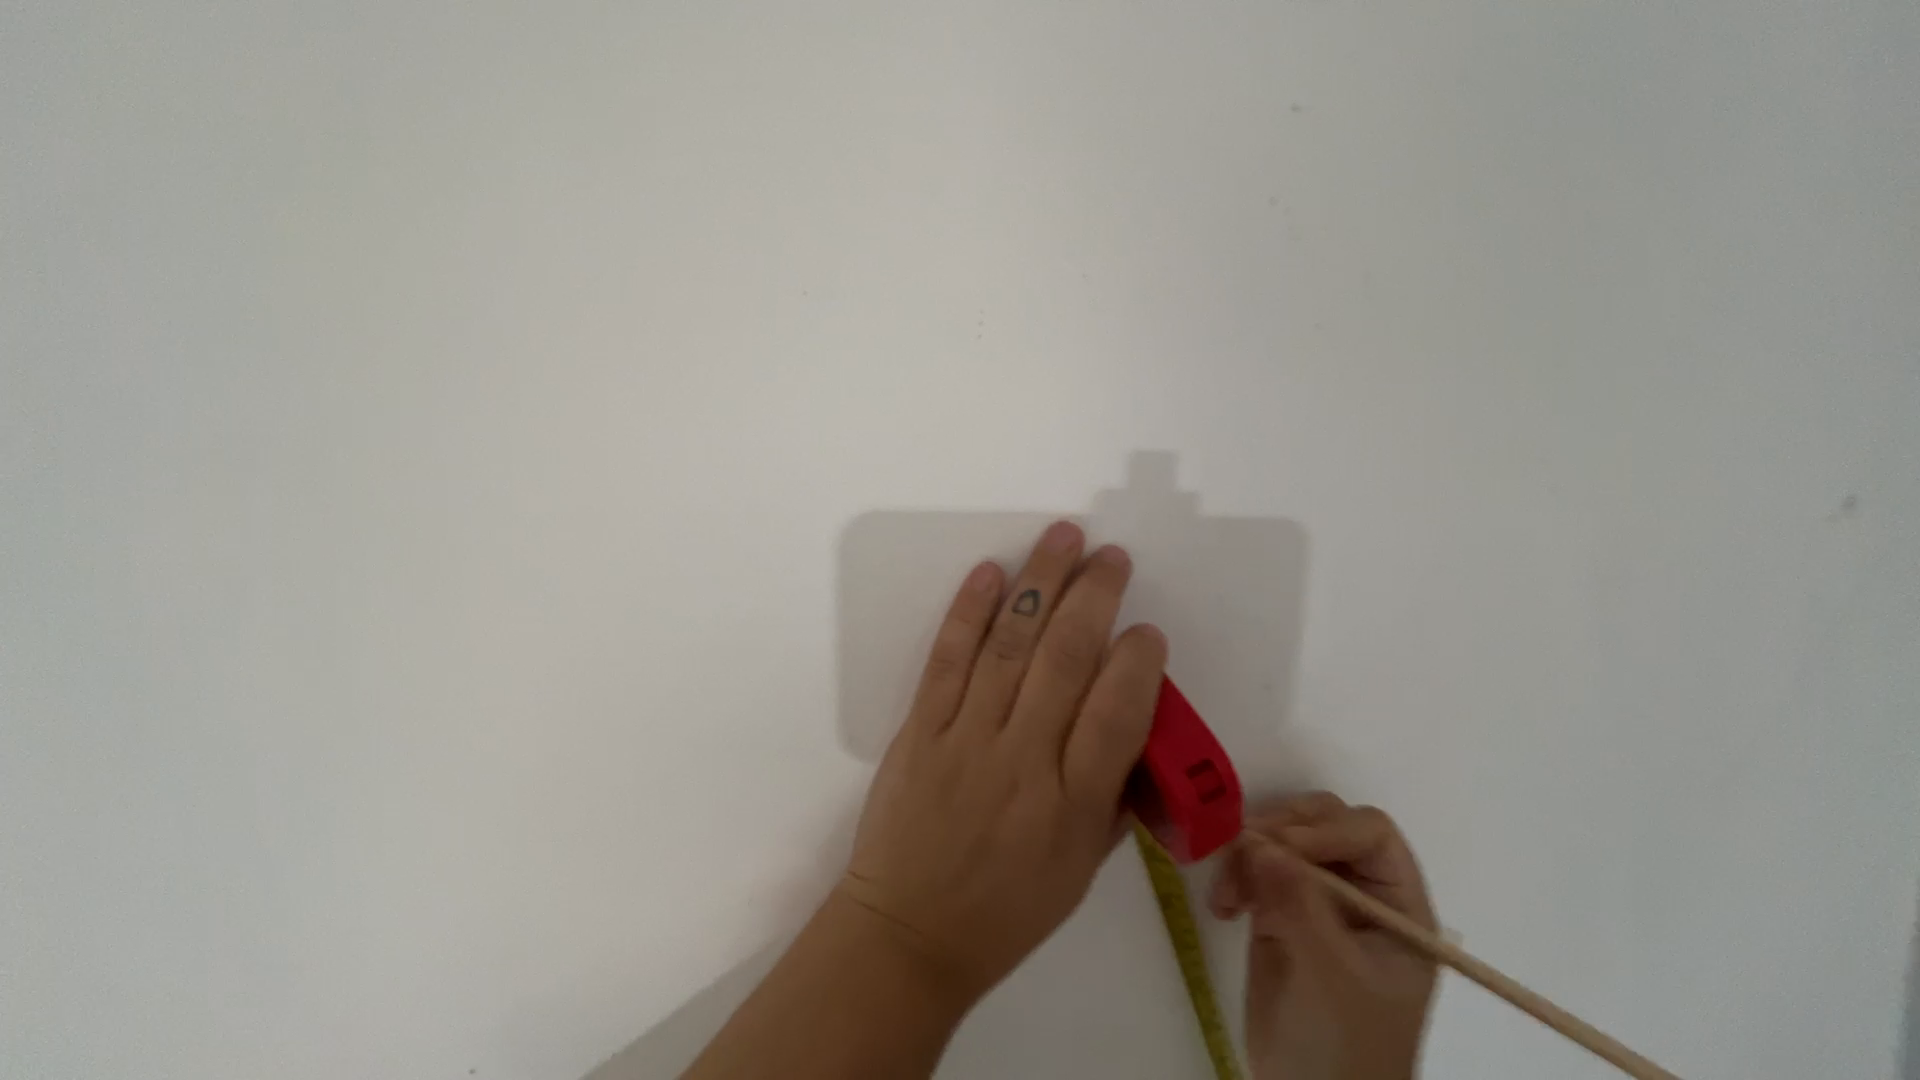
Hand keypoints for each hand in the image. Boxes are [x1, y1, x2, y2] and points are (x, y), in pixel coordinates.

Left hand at [838, 520, 1167, 1003]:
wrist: (908, 931)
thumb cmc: (1006, 911)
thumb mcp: (1080, 869)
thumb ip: (1111, 798)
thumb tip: (1134, 734)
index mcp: (1073, 804)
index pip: (1117, 712)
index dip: (1137, 662)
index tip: (1147, 631)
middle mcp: (1023, 759)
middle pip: (1065, 659)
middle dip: (1093, 597)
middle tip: (1111, 556)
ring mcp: (966, 738)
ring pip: (1010, 645)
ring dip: (1038, 584)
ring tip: (1061, 538)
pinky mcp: (921, 729)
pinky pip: (947, 660)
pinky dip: (968, 613)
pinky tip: (989, 574)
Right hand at [1209, 794, 1438, 1079]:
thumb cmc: (1341, 1045)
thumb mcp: (1328, 972)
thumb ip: (1297, 900)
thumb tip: (1256, 840)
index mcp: (1398, 906)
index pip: (1371, 834)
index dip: (1328, 829)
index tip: (1282, 849)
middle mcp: (1360, 893)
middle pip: (1324, 824)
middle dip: (1281, 830)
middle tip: (1243, 852)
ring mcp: (1318, 900)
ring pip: (1282, 840)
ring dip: (1248, 853)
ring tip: (1226, 895)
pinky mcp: (1279, 912)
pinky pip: (1255, 869)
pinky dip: (1234, 875)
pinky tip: (1222, 905)